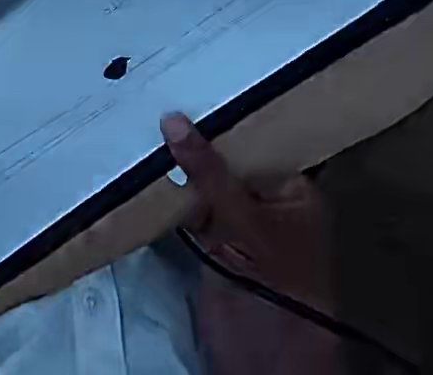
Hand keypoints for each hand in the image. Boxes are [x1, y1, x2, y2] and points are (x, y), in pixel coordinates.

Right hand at [162, 112, 342, 373]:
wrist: (264, 363)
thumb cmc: (277, 288)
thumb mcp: (246, 225)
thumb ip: (208, 173)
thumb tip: (171, 118)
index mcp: (292, 192)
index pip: (256, 140)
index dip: (224, 115)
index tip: (187, 85)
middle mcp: (264, 200)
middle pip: (224, 158)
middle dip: (193, 135)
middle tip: (156, 91)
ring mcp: (234, 220)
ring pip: (202, 178)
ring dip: (176, 159)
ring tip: (142, 114)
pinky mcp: (208, 237)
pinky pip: (185, 201)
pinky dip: (166, 186)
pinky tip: (140, 157)